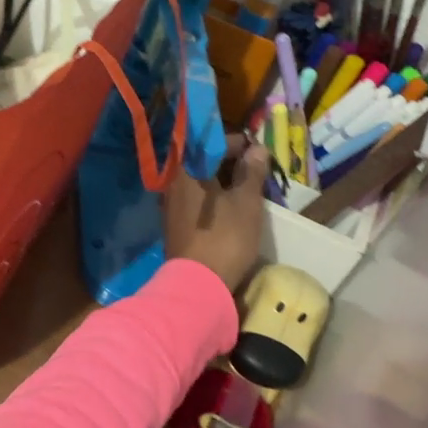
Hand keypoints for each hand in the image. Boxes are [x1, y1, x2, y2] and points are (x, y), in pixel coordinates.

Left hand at [162, 137, 270, 292]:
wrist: (198, 284)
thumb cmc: (225, 238)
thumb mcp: (246, 203)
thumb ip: (251, 172)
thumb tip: (257, 149)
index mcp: (186, 170)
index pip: (210, 142)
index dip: (236, 143)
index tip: (257, 151)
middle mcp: (172, 183)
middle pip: (202, 161)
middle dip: (229, 161)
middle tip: (255, 169)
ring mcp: (170, 204)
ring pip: (199, 181)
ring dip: (222, 180)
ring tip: (246, 187)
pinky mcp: (174, 223)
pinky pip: (194, 199)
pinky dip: (212, 196)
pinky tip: (230, 205)